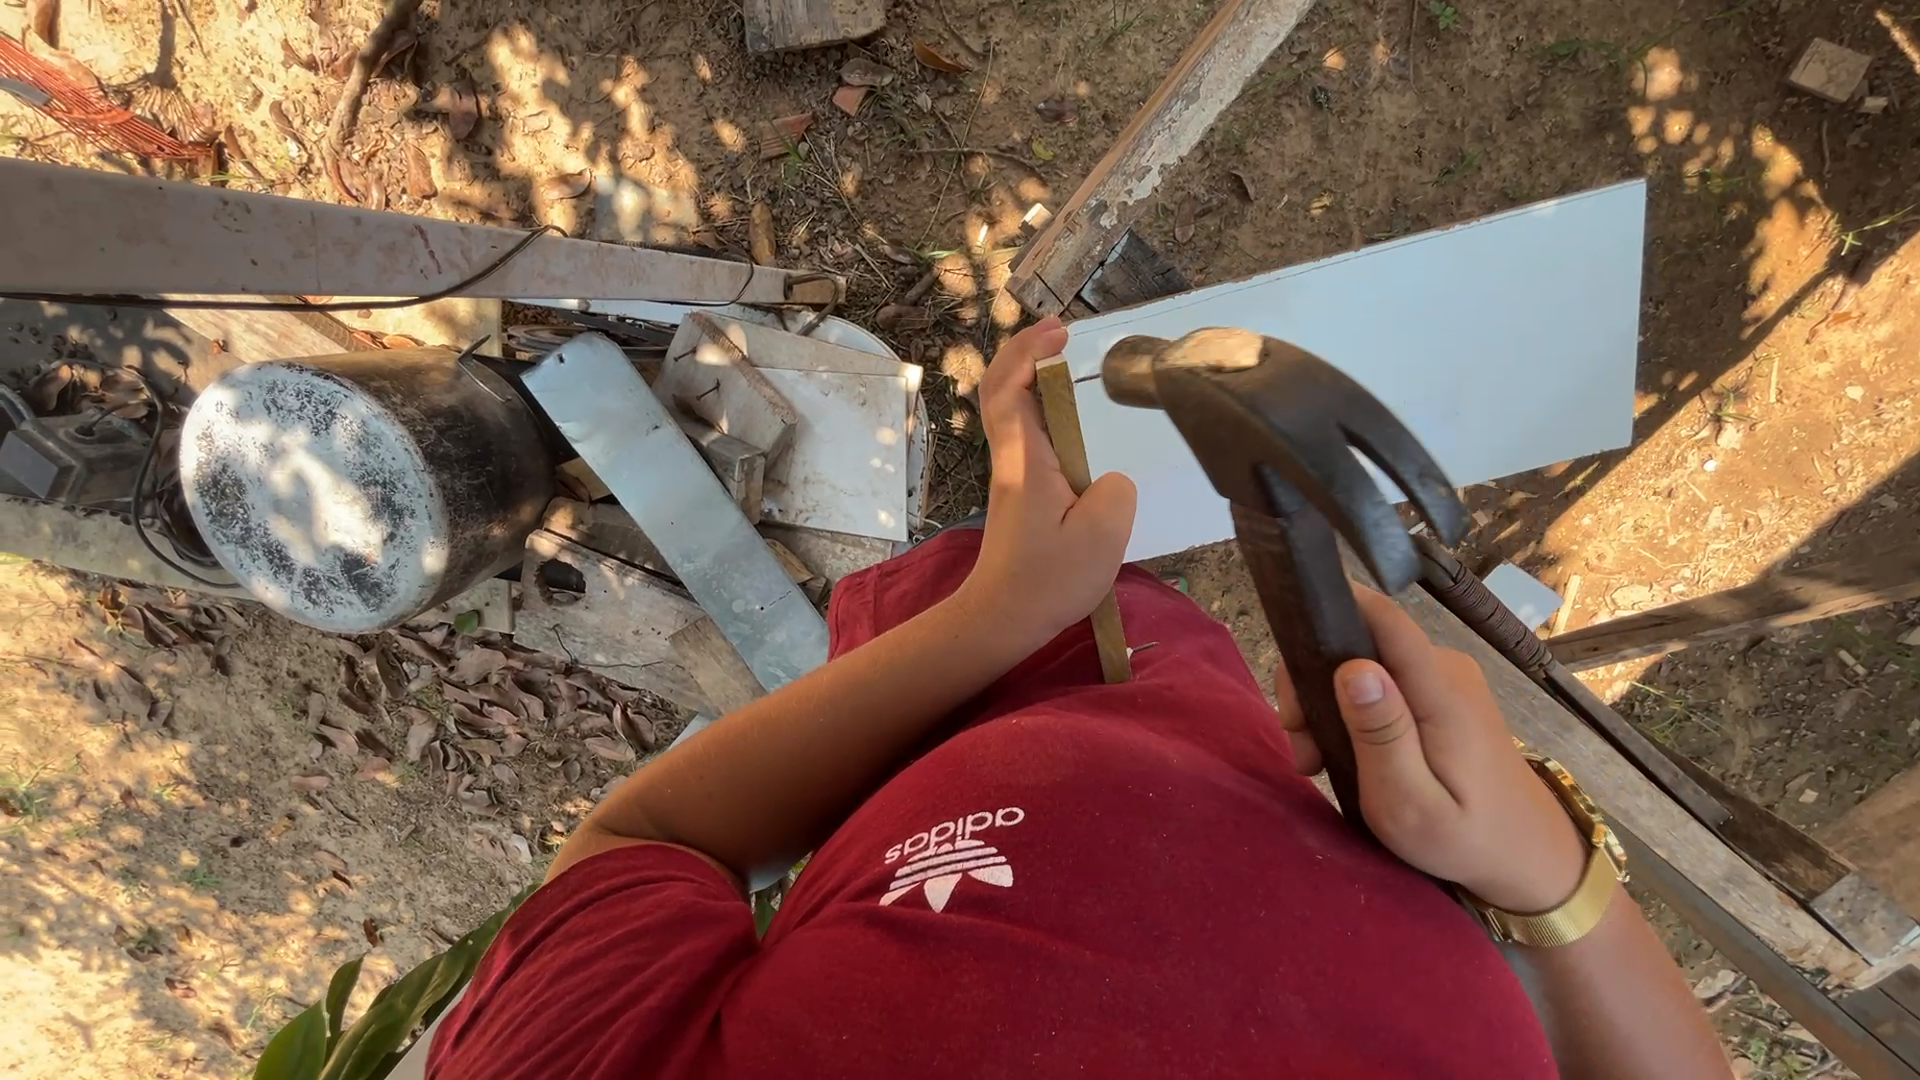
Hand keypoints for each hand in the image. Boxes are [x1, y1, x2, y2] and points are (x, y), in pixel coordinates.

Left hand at [954, 316, 1136, 652]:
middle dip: (1025, 354)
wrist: (1004, 616)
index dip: (1028, 352)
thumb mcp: (1103, 534)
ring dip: (1032, 380)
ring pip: (1011, 412)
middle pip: (1001, 391)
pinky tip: (1068, 422)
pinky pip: (1025, 437)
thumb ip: (1116, 491)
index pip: (1009, 389)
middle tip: (1061, 336)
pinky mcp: (1019, 495)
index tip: (1060, 333)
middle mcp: (1012, 460)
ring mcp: (1012, 477)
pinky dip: (1041, 412)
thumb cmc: (1049, 579)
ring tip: (1066, 367)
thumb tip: (1105, 479)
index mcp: (1026, 460)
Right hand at [1276, 585, 1588, 912]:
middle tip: (1302, 748)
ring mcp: (1444, 676)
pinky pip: (1377, 679)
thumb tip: (1353, 667)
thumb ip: (1381, 734)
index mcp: (1439, 690)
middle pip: (1357, 642)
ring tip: (1317, 759)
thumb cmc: (1464, 840)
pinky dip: (1348, 709)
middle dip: (1312, 685)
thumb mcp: (1409, 803)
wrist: (1527, 861)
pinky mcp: (1438, 691)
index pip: (1382, 617)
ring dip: (1325, 703)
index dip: (1330, 610)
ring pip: (1360, 663)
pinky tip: (1341, 752)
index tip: (1289, 646)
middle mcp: (1444, 667)